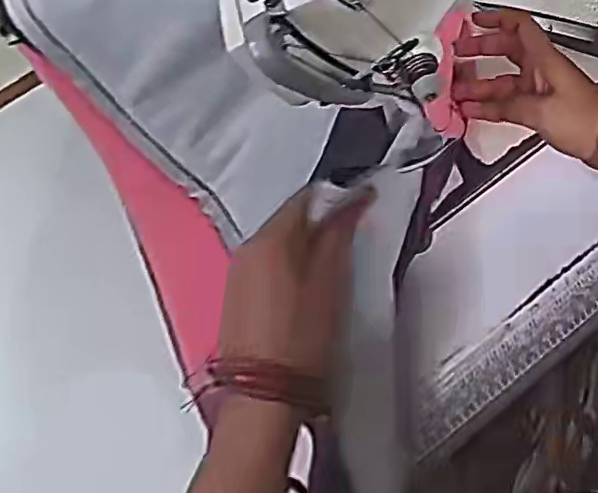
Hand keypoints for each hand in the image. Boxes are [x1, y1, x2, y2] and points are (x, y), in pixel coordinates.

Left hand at [215, 186, 372, 378]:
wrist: (264, 401)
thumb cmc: (298, 343)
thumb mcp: (333, 276)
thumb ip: (341, 229)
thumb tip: (351, 201)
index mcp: (269, 238)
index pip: (308, 195)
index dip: (339, 196)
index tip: (360, 203)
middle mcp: (247, 251)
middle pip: (293, 217)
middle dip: (323, 221)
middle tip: (351, 236)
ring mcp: (238, 276)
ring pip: (281, 242)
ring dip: (308, 245)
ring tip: (334, 267)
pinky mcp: (237, 299)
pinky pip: (269, 266)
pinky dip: (291, 267)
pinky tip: (310, 290)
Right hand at [451, 8, 597, 167]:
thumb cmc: (588, 118)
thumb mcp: (541, 111)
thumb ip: (510, 105)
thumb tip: (487, 104)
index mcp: (545, 58)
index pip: (519, 25)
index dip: (496, 17)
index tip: (476, 19)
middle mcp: (543, 68)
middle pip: (507, 48)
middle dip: (480, 48)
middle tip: (459, 51)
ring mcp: (542, 86)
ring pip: (505, 77)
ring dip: (481, 81)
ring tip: (458, 87)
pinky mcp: (543, 105)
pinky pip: (510, 98)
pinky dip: (491, 102)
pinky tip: (476, 108)